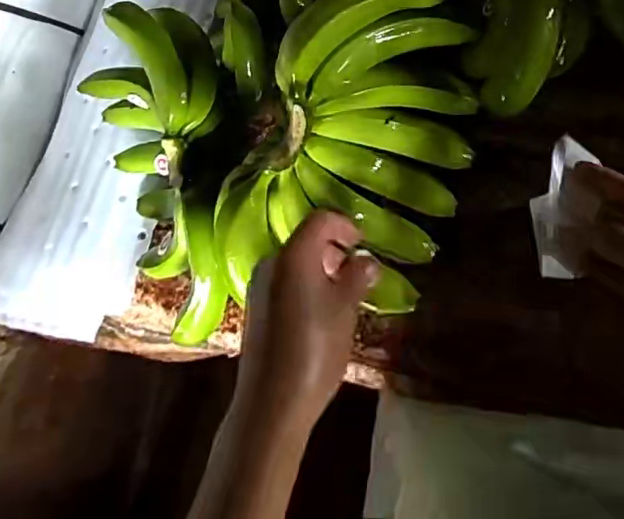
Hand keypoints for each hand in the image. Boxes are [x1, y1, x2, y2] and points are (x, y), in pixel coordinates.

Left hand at [233, 209, 380, 430]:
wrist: (271, 402)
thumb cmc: (314, 349)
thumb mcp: (345, 310)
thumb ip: (357, 277)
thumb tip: (367, 259)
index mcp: (293, 255)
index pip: (320, 220)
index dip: (345, 225)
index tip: (364, 244)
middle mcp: (271, 261)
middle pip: (306, 239)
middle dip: (334, 250)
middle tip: (358, 273)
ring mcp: (260, 284)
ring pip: (296, 262)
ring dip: (321, 269)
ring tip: (344, 296)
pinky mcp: (256, 306)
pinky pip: (285, 281)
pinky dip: (306, 285)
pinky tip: (321, 313)